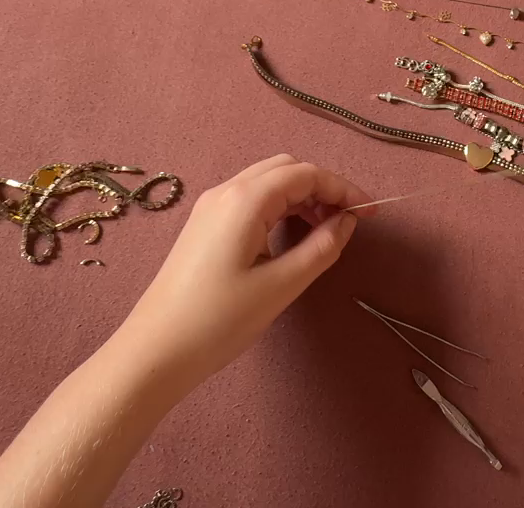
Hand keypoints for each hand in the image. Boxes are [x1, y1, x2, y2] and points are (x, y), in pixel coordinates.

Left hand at [111, 154, 370, 391]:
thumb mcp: (280, 286)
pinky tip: (290, 236)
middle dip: (322, 187)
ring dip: (301, 196)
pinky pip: (251, 198)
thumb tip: (347, 220)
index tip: (371, 212)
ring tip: (324, 231)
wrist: (152, 354)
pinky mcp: (204, 224)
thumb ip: (321, 247)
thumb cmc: (218, 321)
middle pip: (287, 168)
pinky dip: (279, 206)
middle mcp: (226, 190)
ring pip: (268, 181)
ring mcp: (211, 206)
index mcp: (245, 199)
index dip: (343, 188)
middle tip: (346, 221)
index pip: (306, 174)